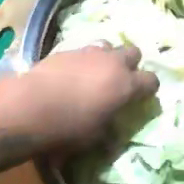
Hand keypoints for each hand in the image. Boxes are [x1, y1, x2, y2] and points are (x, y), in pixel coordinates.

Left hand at [13, 45, 158, 148]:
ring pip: (108, 46)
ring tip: (95, 73)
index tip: (142, 96)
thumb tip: (112, 138)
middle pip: (133, 52)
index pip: (151, 80)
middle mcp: (112, 63)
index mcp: (126, 85)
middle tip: (120, 81)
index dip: (148, 88)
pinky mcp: (66, 49)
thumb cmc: (69, 127)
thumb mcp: (95, 137)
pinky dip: (83, 60)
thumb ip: (108, 131)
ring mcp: (89, 52)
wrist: (31, 106)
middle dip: (130, 64)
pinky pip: (83, 50)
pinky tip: (71, 73)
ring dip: (107, 57)